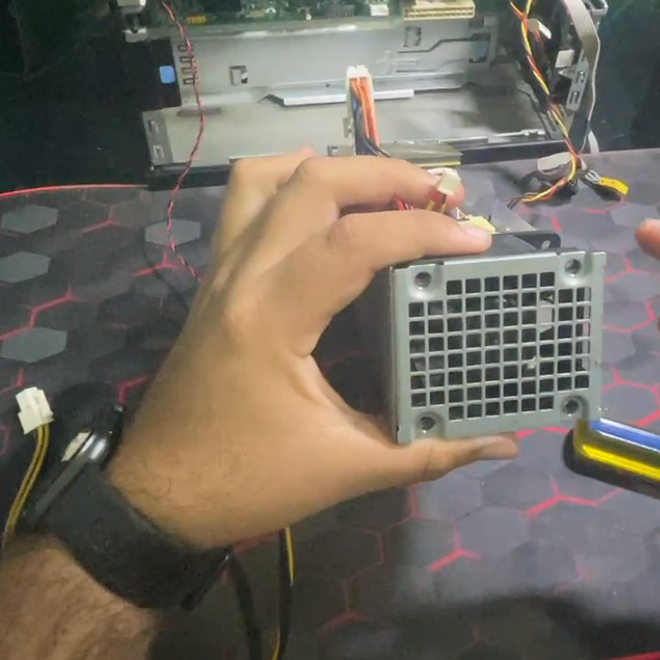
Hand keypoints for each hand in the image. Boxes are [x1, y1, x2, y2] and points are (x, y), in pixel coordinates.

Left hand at [107, 153, 517, 550]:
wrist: (157, 492)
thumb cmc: (247, 481)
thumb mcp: (345, 470)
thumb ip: (429, 451)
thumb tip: (503, 443)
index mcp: (273, 318)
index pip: (354, 242)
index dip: (421, 231)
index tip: (474, 240)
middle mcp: (242, 274)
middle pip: (313, 184)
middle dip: (386, 174)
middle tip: (440, 195)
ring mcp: (222, 267)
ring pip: (270, 176)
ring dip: (335, 168)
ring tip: (385, 187)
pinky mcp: (216, 272)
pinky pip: (245, 197)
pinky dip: (287, 177)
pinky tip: (324, 195)